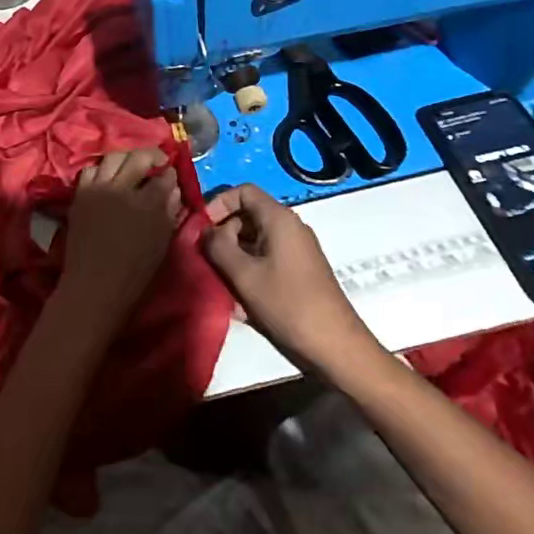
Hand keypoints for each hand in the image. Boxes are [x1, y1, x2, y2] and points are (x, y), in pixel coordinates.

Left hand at [60, 147, 182, 323]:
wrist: (94, 285)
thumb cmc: (135, 271)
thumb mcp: (162, 242)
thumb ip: (169, 212)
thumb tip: (173, 190)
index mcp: (148, 203)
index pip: (164, 176)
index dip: (170, 174)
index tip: (171, 175)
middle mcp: (122, 189)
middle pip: (139, 157)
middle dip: (153, 155)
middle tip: (158, 162)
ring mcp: (99, 189)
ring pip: (114, 156)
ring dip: (127, 157)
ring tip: (133, 165)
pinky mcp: (81, 195)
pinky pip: (91, 169)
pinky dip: (102, 169)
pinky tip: (109, 177)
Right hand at [203, 184, 381, 375]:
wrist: (333, 342)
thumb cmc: (287, 304)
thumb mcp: (244, 275)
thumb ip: (219, 247)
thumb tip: (205, 230)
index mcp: (279, 218)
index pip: (243, 191)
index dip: (218, 204)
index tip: (200, 229)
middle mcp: (289, 226)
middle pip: (248, 215)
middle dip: (223, 234)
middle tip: (205, 259)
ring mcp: (296, 248)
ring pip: (255, 239)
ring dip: (234, 255)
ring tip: (219, 282)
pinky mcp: (298, 269)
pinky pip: (266, 257)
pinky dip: (249, 269)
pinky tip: (239, 298)